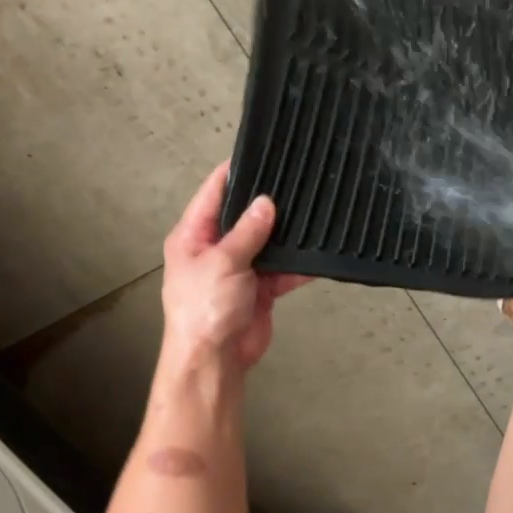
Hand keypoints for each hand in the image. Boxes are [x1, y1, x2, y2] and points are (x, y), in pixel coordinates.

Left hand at [161, 161, 309, 370]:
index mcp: (194, 236)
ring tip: (314, 210)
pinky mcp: (261, 290)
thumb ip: (248, 231)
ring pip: (268, 243)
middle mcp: (216, 248)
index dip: (235, 172)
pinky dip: (298, 265)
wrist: (215, 360)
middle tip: (298, 179)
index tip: (261, 152)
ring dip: (286, 235)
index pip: (214, 193)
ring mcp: (240, 270)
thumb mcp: (224, 261)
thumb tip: (267, 201)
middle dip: (268, 203)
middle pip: (245, 217)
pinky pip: (283, 270)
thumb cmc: (205, 308)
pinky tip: (318, 253)